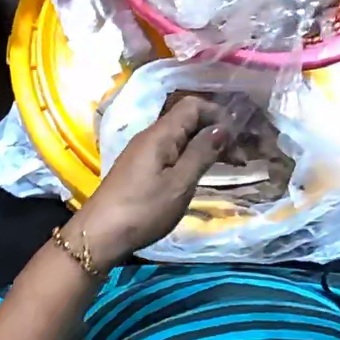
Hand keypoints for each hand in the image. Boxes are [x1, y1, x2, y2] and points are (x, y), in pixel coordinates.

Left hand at [64, 96, 229, 266]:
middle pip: (187, 119)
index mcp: (160, 133)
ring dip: (203, 145)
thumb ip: (201, 153)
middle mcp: (150, 135)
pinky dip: (189, 156)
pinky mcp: (139, 167)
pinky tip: (199, 173)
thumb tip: (223, 128)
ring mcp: (143, 151)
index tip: (238, 137)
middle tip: (238, 158)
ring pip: (179, 137)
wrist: (100, 234)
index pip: (193, 105)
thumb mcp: (179, 184)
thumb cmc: (143, 209)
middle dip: (214, 131)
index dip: (218, 114)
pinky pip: (170, 151)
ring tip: (226, 165)